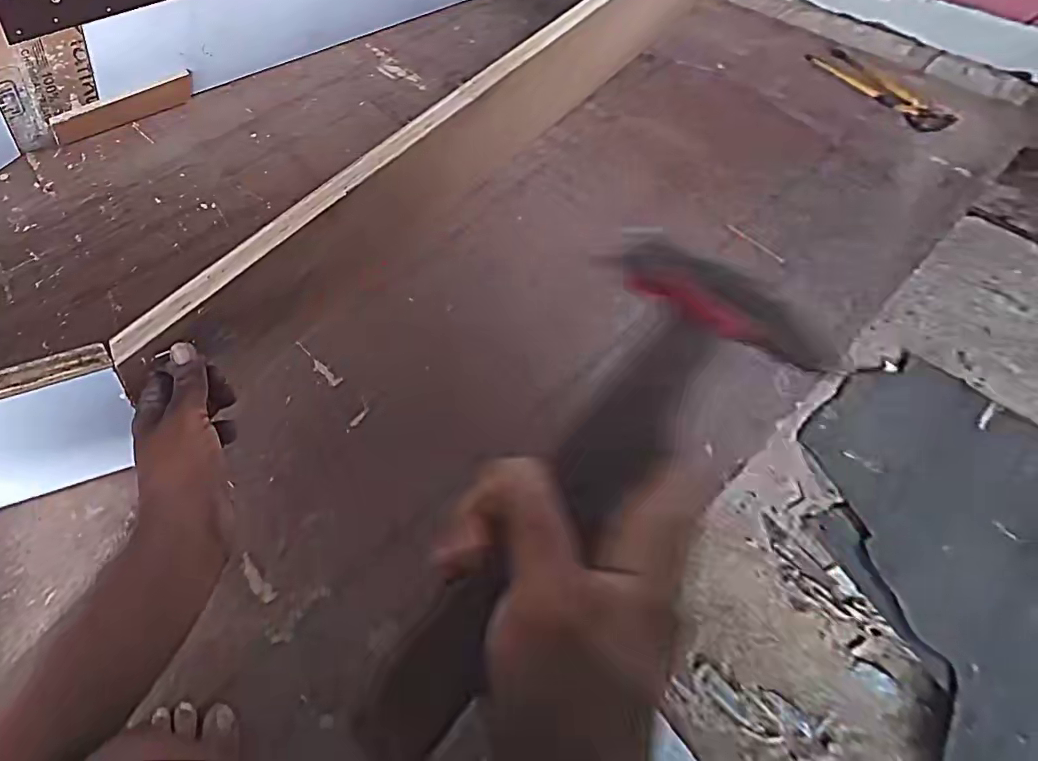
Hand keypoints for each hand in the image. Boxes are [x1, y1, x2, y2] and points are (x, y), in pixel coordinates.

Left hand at [131, 342, 237, 558]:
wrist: (192, 530)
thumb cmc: (184, 471)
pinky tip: (234, 432)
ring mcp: (181, 452)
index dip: (183, 366)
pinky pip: (211, 440)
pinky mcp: (201, 471)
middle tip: (226, 386)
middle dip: (202, 385)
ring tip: (232, 402)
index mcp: (150, 416)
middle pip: (181, 396)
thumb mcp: (187, 418)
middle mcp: (162, 431)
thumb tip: (182, 348)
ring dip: (214, 405)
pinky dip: (223, 430)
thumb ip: (188, 385)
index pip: (163, 379)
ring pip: (197, 417)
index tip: (208, 363)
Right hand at [434, 458, 701, 760]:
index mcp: (644, 562)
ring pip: (532, 517)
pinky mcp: (548, 599)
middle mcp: (621, 566)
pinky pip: (513, 547)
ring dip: (485, 524)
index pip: (671, 484)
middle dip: (509, 495)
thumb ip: (531, 520)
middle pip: (569, 491)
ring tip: (458, 556)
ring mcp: (584, 584)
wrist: (548, 754)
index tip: (628, 404)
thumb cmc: (565, 686)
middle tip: (475, 524)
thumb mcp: (547, 594)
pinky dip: (482, 548)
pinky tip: (459, 566)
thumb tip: (513, 463)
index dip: (653, 440)